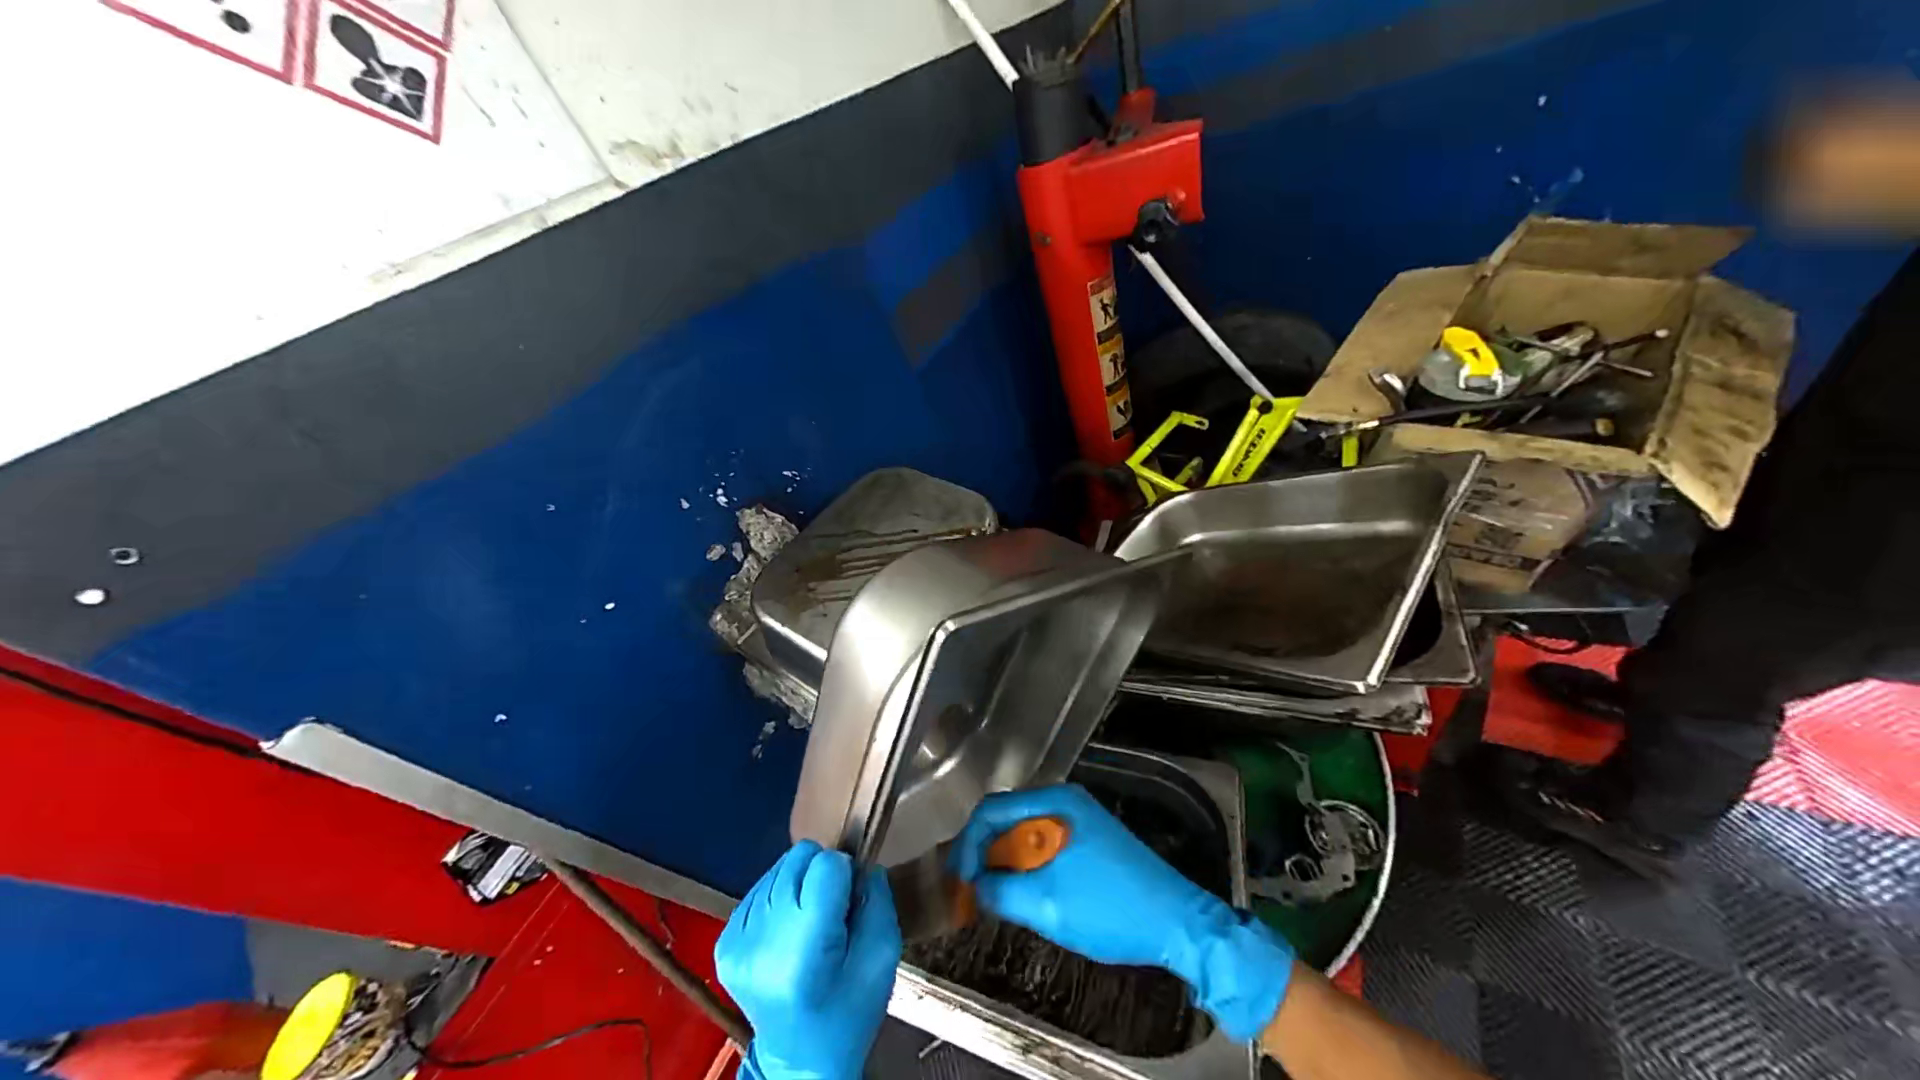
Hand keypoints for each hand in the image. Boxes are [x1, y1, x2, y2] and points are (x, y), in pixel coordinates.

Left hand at [715, 841, 901, 1079]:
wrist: (800, 1064)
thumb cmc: (849, 1013)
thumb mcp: (881, 960)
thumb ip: (878, 902)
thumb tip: (862, 864)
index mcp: (804, 946)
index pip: (826, 864)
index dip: (845, 875)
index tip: (851, 902)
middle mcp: (763, 938)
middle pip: (798, 859)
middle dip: (820, 875)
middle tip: (831, 913)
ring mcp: (737, 941)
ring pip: (777, 869)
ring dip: (798, 887)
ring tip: (808, 926)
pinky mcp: (723, 945)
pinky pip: (757, 891)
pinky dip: (777, 902)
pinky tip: (787, 933)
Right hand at [950, 785, 1294, 1040]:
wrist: (1178, 924)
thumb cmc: (1112, 909)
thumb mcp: (1047, 904)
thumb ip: (1000, 890)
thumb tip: (975, 886)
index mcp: (1056, 804)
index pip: (991, 811)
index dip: (968, 845)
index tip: (959, 880)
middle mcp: (1065, 803)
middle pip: (1005, 819)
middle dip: (983, 853)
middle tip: (969, 889)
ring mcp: (1079, 821)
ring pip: (1023, 835)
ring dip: (1003, 863)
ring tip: (992, 896)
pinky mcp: (1088, 841)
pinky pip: (1043, 847)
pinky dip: (1025, 868)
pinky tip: (1022, 894)